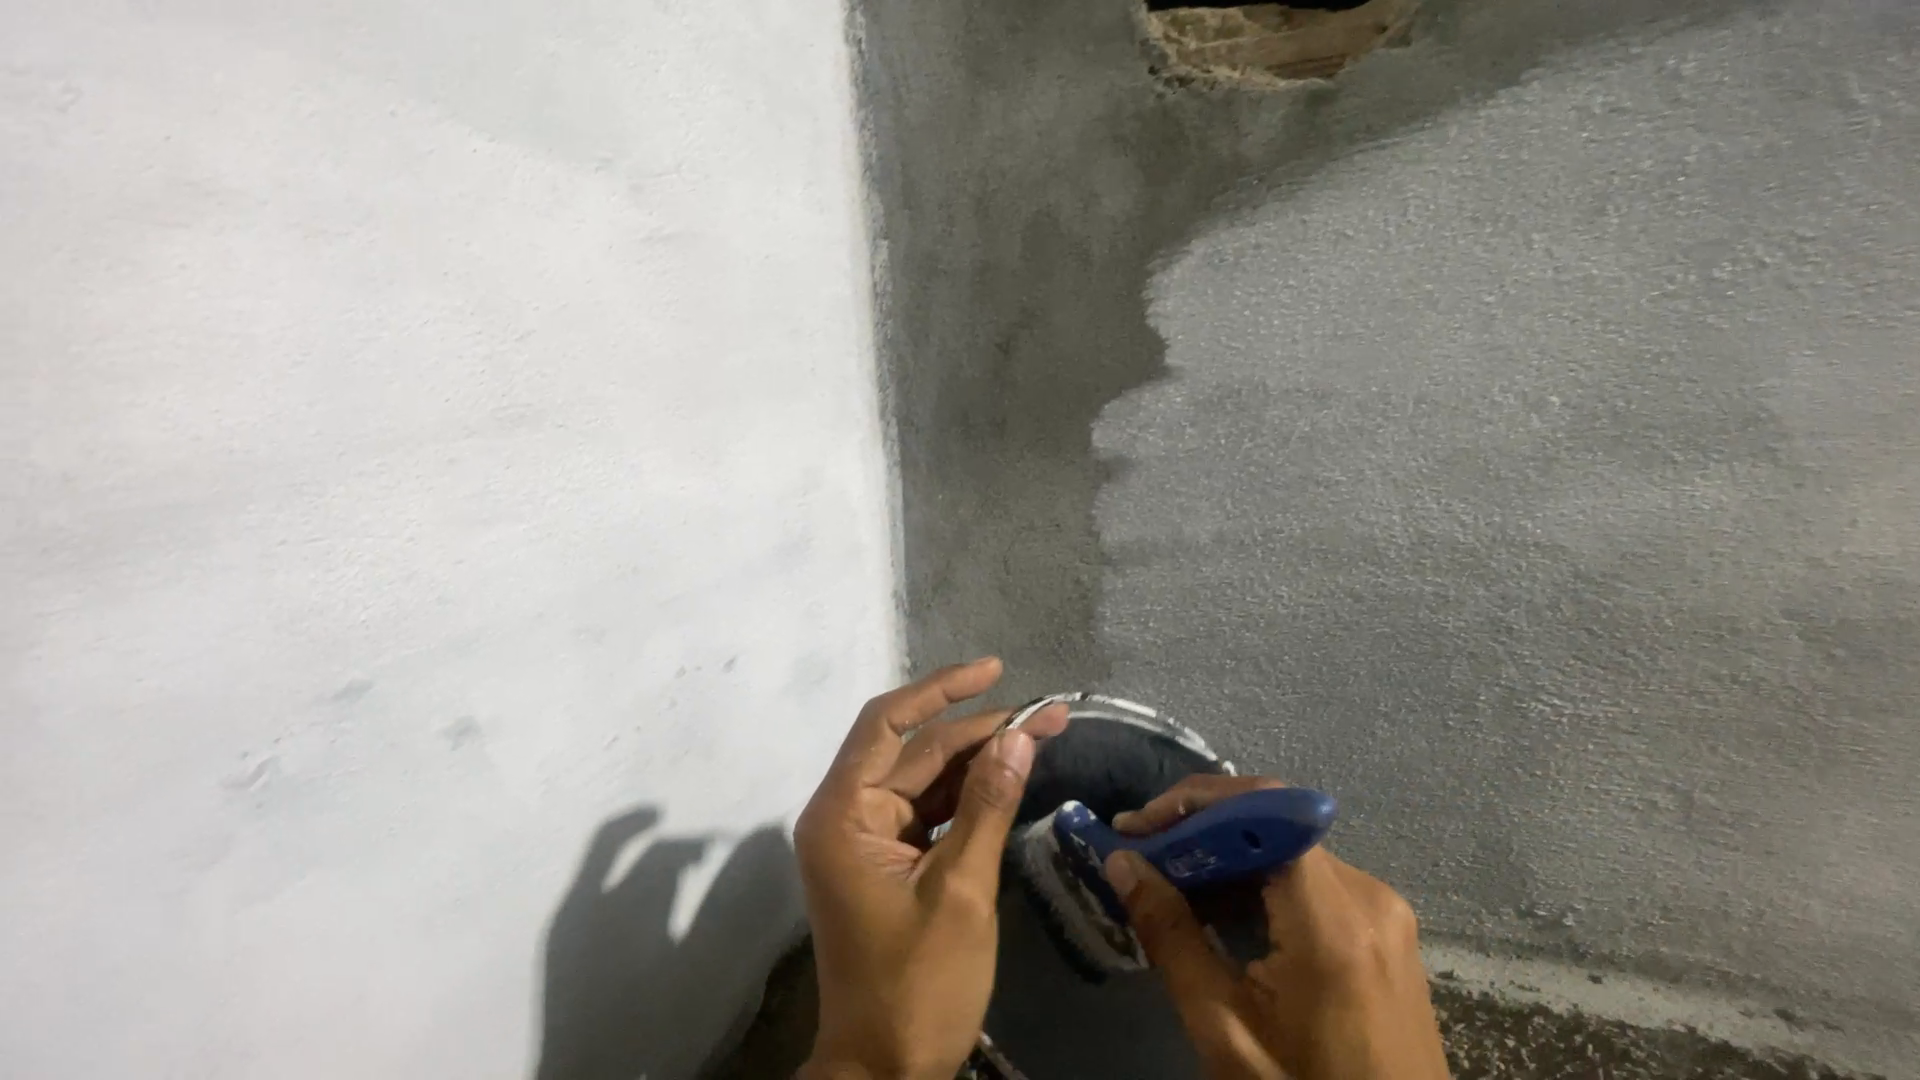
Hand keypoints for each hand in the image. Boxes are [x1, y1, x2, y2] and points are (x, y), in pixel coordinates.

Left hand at [794, 659, 1069, 1079]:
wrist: (886, 1069)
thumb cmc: (918, 985)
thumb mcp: (961, 890)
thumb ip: (988, 805)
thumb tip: (1019, 734)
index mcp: (843, 814)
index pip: (887, 724)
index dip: (940, 689)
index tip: (994, 670)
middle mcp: (846, 814)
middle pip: (915, 749)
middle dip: (979, 729)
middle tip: (1046, 715)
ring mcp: (867, 837)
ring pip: (926, 776)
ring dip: (980, 758)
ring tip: (1041, 735)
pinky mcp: (888, 858)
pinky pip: (930, 808)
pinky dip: (970, 794)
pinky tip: (1011, 776)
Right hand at [1106, 775, 1449, 1079]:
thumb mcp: (1223, 1028)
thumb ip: (1171, 936)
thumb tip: (1121, 862)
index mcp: (1332, 920)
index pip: (1264, 809)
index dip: (1196, 801)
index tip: (1138, 826)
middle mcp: (1367, 895)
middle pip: (1271, 824)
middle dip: (1198, 828)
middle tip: (1139, 853)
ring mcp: (1381, 911)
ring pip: (1286, 847)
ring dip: (1223, 853)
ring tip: (1166, 879)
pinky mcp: (1382, 929)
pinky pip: (1307, 878)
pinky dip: (1255, 879)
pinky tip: (1217, 909)